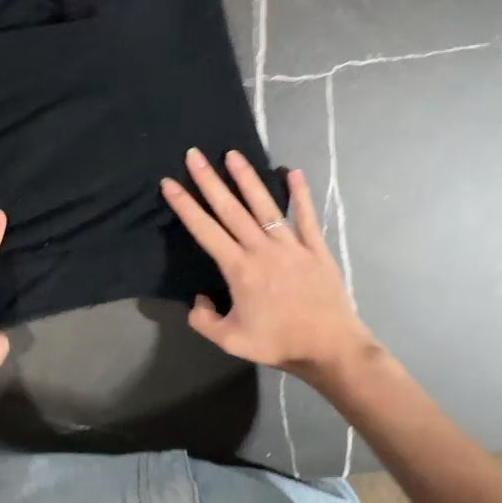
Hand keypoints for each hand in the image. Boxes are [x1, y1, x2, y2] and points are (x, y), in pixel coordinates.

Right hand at [160, 148, 382, 383]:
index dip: (185, 205)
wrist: (331, 348)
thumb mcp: (230, 341)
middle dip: (209, 180)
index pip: (204, 230)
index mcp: (238, 268)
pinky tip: (293, 172)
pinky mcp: (315, 249)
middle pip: (230, 208)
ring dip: (247, 179)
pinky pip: (306, 217)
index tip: (170, 183)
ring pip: (264, 205)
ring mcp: (291, 245)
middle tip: (195, 155)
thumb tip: (199, 299)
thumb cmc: (279, 344)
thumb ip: (204, 320)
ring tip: (233, 154)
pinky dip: (301, 194)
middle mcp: (261, 249)